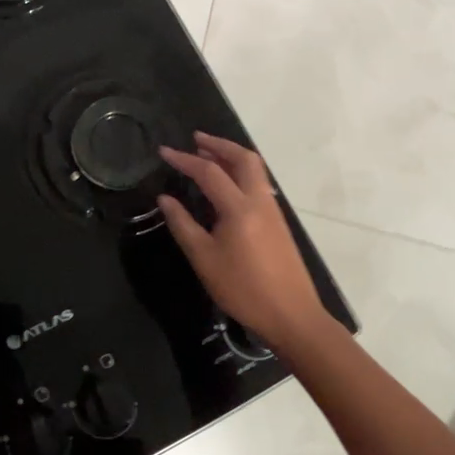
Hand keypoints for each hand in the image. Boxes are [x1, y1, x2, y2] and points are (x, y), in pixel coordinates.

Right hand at [156, 132, 327, 345]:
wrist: (291, 314)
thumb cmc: (242, 288)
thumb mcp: (204, 258)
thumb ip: (183, 225)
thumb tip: (165, 198)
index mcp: (239, 208)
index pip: (208, 172)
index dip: (184, 159)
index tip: (163, 151)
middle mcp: (259, 201)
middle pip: (243, 159)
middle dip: (219, 145)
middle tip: (195, 140)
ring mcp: (273, 211)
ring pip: (255, 170)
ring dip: (231, 157)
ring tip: (208, 156)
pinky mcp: (278, 223)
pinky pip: (258, 185)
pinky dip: (240, 174)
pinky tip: (226, 186)